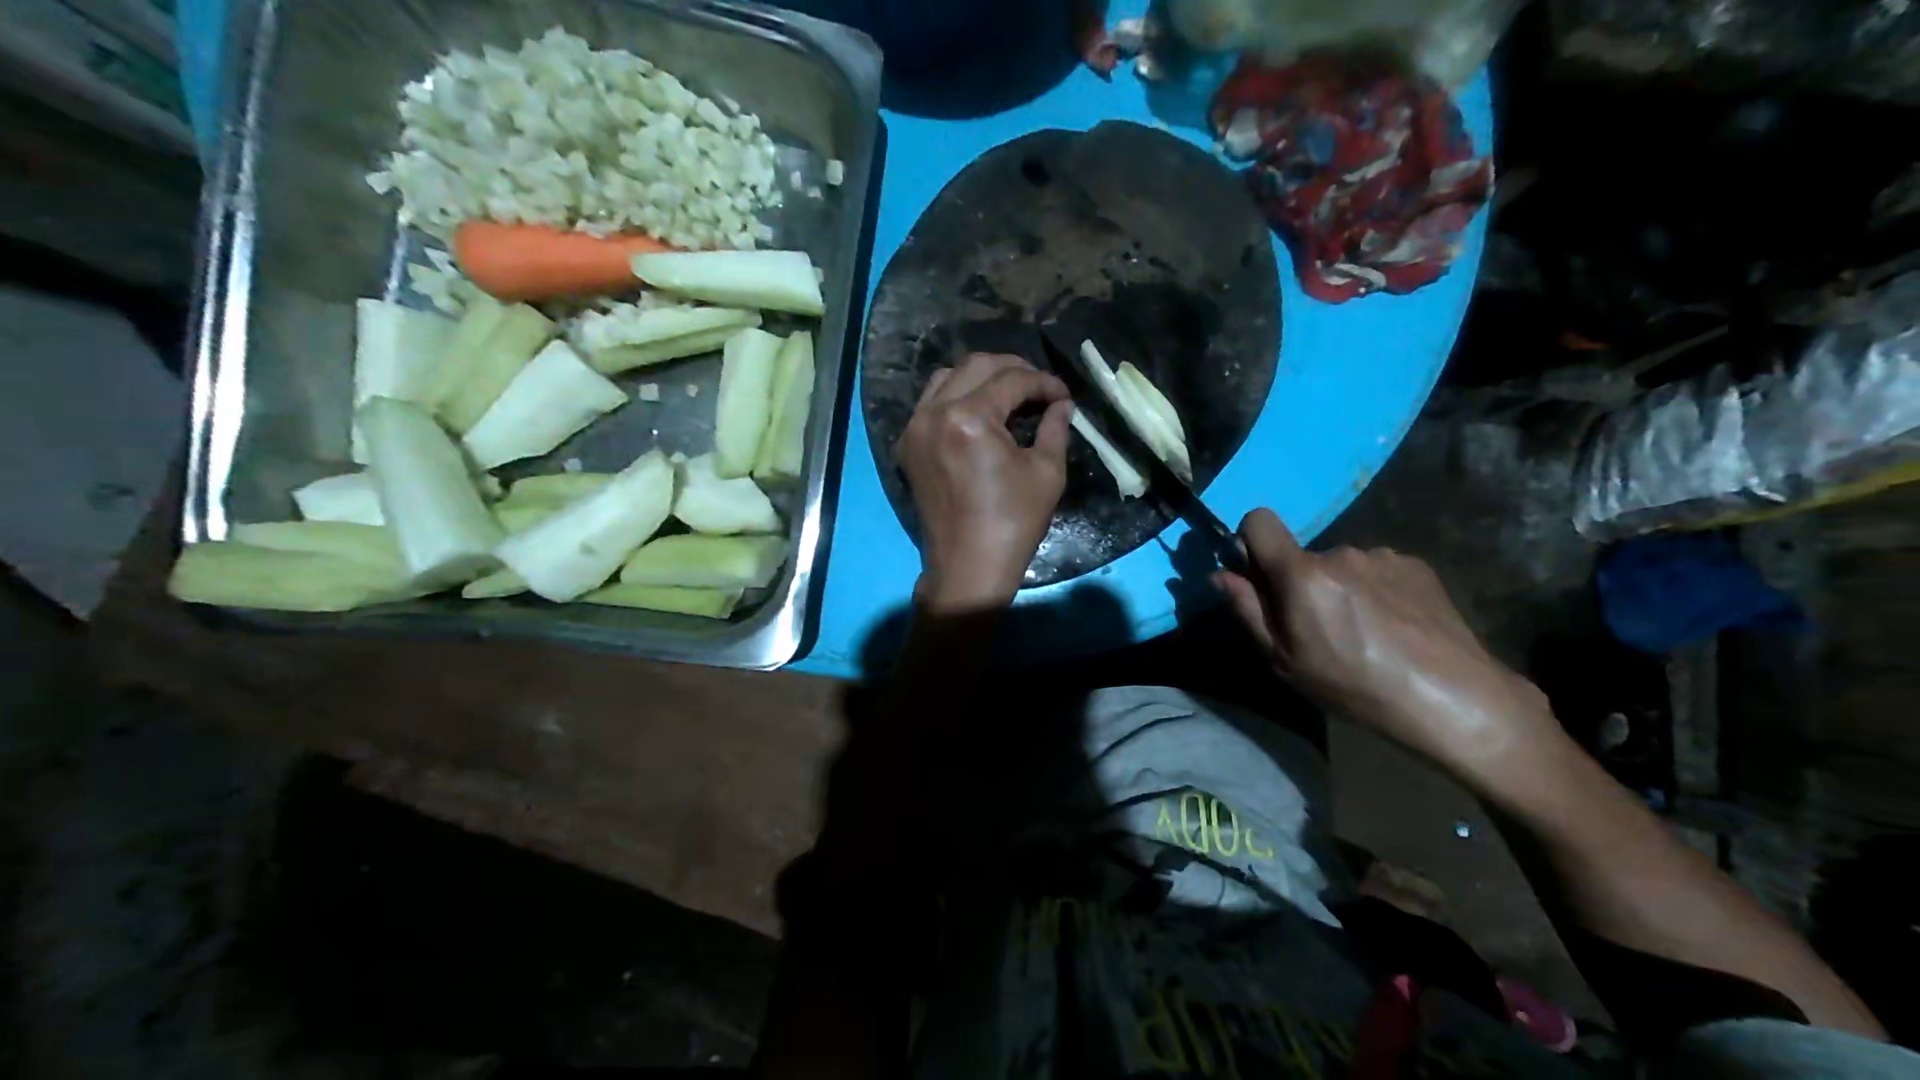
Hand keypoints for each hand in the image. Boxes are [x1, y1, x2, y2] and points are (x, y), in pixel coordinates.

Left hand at [897, 353, 1072, 613]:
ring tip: (1008, 394)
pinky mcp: (908, 446)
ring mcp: (915, 428)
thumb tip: (1061, 404)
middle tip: (1038, 387)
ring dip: (981, 378)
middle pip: (977, 366)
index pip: (1012, 380)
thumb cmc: (1013, 523)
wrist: (968, 566)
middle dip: (1013, 369)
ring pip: (947, 378)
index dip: (1044, 382)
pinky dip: (955, 397)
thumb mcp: (1046, 472)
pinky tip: (978, 413)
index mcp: (970, 418)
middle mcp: (934, 413)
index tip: (1063, 395)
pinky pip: (930, 403)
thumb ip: (1054, 428)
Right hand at [1214, 508, 1560, 792]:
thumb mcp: (1284, 660)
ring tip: (1365, 633)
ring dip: (1342, 588)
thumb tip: (1219, 574)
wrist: (1453, 698)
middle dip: (1301, 582)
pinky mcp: (1417, 565)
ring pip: (1342, 566)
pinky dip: (1376, 591)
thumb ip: (1247, 610)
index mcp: (1301, 573)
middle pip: (1302, 556)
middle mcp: (1340, 552)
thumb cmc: (1353, 685)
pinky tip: (1395, 628)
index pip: (1258, 520)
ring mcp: (1383, 556)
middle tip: (1321, 630)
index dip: (1250, 541)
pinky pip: (1378, 570)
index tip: (1260, 577)